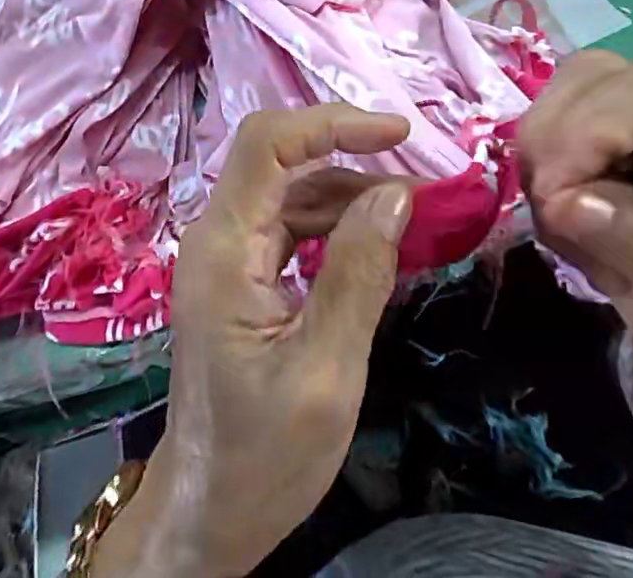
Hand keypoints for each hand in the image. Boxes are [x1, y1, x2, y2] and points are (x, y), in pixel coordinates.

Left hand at [92, 105, 413, 577]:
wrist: (211, 508)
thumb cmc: (265, 453)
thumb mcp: (327, 367)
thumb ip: (359, 272)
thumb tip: (396, 193)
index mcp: (223, 247)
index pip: (267, 144)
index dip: (331, 124)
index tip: (400, 132)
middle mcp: (216, 236)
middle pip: (276, 160)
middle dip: (347, 155)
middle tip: (421, 181)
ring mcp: (225, 256)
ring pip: (287, 193)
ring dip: (347, 193)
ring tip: (413, 212)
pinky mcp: (239, 276)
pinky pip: (288, 228)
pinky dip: (333, 225)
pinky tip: (375, 239)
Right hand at [517, 51, 632, 460]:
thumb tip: (559, 199)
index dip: (595, 127)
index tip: (552, 191)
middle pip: (614, 79)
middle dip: (561, 130)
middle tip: (544, 200)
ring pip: (581, 96)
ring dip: (548, 148)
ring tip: (555, 214)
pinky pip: (568, 135)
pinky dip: (547, 171)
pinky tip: (565, 218)